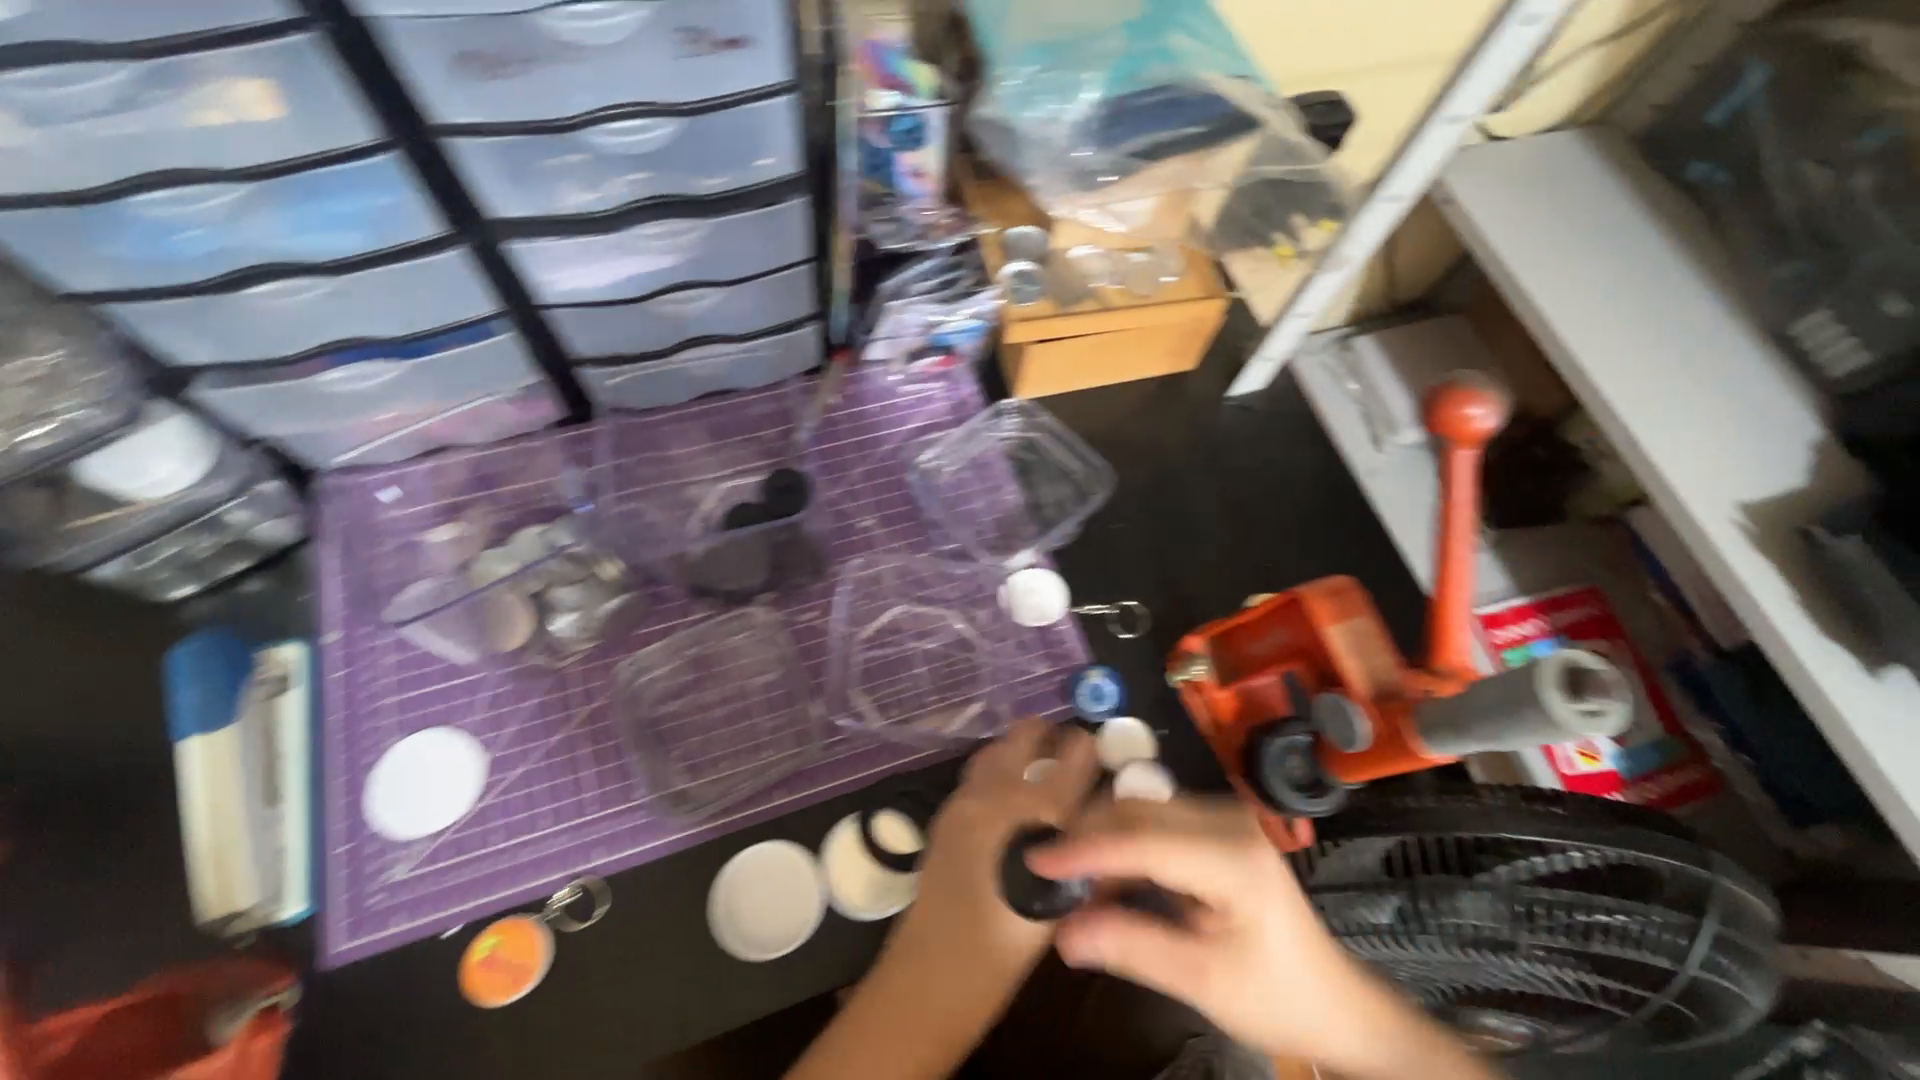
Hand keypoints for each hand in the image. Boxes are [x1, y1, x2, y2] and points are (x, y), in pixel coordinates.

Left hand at [881, 717, 1099, 988]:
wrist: (939, 966)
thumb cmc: (1013, 945)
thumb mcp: (1066, 901)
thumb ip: (1092, 857)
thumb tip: (1111, 830)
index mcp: (1041, 811)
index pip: (1076, 756)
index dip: (1089, 746)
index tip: (1097, 748)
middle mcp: (1003, 790)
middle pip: (1026, 735)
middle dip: (1048, 733)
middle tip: (1063, 746)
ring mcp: (967, 797)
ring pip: (995, 750)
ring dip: (1016, 750)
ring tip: (1033, 766)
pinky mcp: (944, 813)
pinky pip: (974, 776)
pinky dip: (993, 772)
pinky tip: (1003, 797)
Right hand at [1027, 798, 1482, 1076]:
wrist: (1332, 1000)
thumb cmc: (1274, 995)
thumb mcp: (1201, 982)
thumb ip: (1132, 947)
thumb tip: (1062, 933)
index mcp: (1234, 859)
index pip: (1143, 840)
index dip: (1085, 849)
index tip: (1035, 859)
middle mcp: (1230, 822)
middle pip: (1138, 812)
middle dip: (1088, 839)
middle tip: (1045, 873)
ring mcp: (1226, 820)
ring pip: (1142, 812)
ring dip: (1103, 842)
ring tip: (1071, 883)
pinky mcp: (1218, 828)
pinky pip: (1156, 824)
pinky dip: (1124, 849)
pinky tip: (1106, 882)